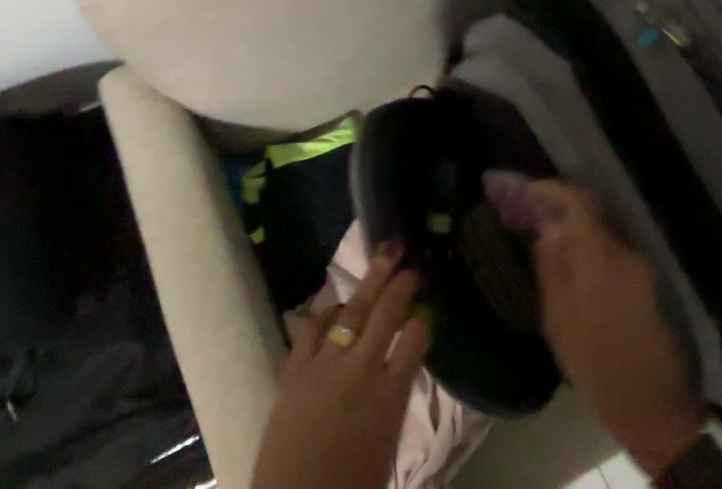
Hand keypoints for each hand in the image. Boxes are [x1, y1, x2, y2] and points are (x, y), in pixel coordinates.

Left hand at [250, 242, 431, 488]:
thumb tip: (396, 371)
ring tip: (384, 256)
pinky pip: (313, 329)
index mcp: (391, 396)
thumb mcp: (386, 444)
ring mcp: (325, 365)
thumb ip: (391, 401)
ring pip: (352, 312)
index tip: (428, 304)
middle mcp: (361, 371)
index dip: (422, 319)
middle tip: (410, 261)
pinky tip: (336, 304)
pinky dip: (327, 313)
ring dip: (370, 281)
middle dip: (401, 284)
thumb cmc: (351, 484)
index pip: (415, 340)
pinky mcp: (294, 369)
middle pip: (386, 315)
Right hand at [486, 174, 705, 475]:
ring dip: (569, 218)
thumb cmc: (595, 366)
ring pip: (599, 223)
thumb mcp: (558, 319)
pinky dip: (585, 236)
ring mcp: (639, 263)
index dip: (543, 189)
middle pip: (588, 207)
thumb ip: (551, 264)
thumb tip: (544, 223)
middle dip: (554, 200)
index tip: (513, 187)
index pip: (573, 201)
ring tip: (537, 222)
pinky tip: (566, 247)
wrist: (650, 405)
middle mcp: (624, 251)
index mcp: (600, 258)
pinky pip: (609, 242)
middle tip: (521, 203)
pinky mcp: (644, 277)